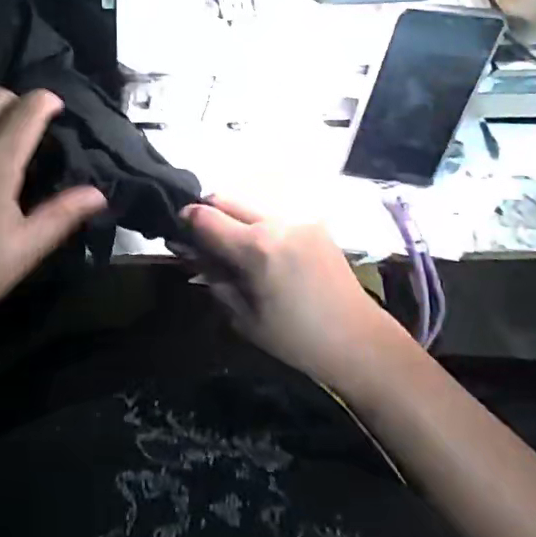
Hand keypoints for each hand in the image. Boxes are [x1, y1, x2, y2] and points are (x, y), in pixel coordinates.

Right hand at [181, 196, 414, 388]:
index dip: (186, 220)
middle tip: (202, 236)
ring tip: (233, 244)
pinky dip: (259, 221)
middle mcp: (276, 222)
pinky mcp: (314, 222)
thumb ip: (218, 282)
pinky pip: (276, 212)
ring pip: (252, 201)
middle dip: (209, 211)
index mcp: (256, 247)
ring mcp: (298, 218)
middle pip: (227, 197)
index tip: (177, 230)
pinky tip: (262, 247)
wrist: (358, 338)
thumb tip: (196, 259)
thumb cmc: (297, 339)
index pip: (206, 217)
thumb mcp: (246, 319)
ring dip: (235, 215)